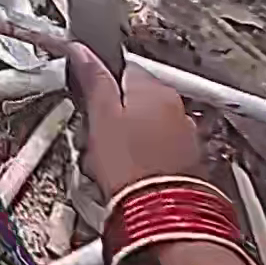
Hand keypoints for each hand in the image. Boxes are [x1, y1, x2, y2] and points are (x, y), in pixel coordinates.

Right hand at [65, 44, 202, 193]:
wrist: (161, 213)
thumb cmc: (130, 163)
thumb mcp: (99, 114)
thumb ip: (93, 78)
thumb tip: (82, 52)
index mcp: (154, 89)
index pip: (119, 65)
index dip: (95, 76)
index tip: (80, 90)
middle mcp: (176, 107)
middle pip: (130, 92)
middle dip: (107, 104)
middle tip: (89, 120)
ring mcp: (184, 133)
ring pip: (140, 117)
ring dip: (121, 126)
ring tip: (102, 145)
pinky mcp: (185, 157)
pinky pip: (152, 139)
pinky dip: (136, 145)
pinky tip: (121, 160)